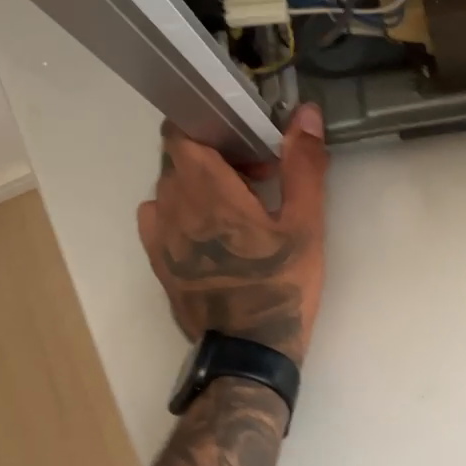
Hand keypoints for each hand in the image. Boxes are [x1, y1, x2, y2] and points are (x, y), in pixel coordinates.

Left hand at [137, 104, 327, 364]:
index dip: (216, 130)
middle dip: (217, 160)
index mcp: (204, 187)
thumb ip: (303, 166)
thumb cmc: (280, 285)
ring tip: (239, 215)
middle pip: (180, 159)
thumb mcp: (304, 225)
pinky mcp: (159, 262)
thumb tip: (307, 114)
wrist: (249, 352)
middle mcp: (170, 204)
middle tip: (259, 183)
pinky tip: (214, 239)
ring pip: (171, 191)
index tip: (250, 150)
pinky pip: (162, 222)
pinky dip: (185, 217)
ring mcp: (159, 235)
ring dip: (201, 190)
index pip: (182, 129)